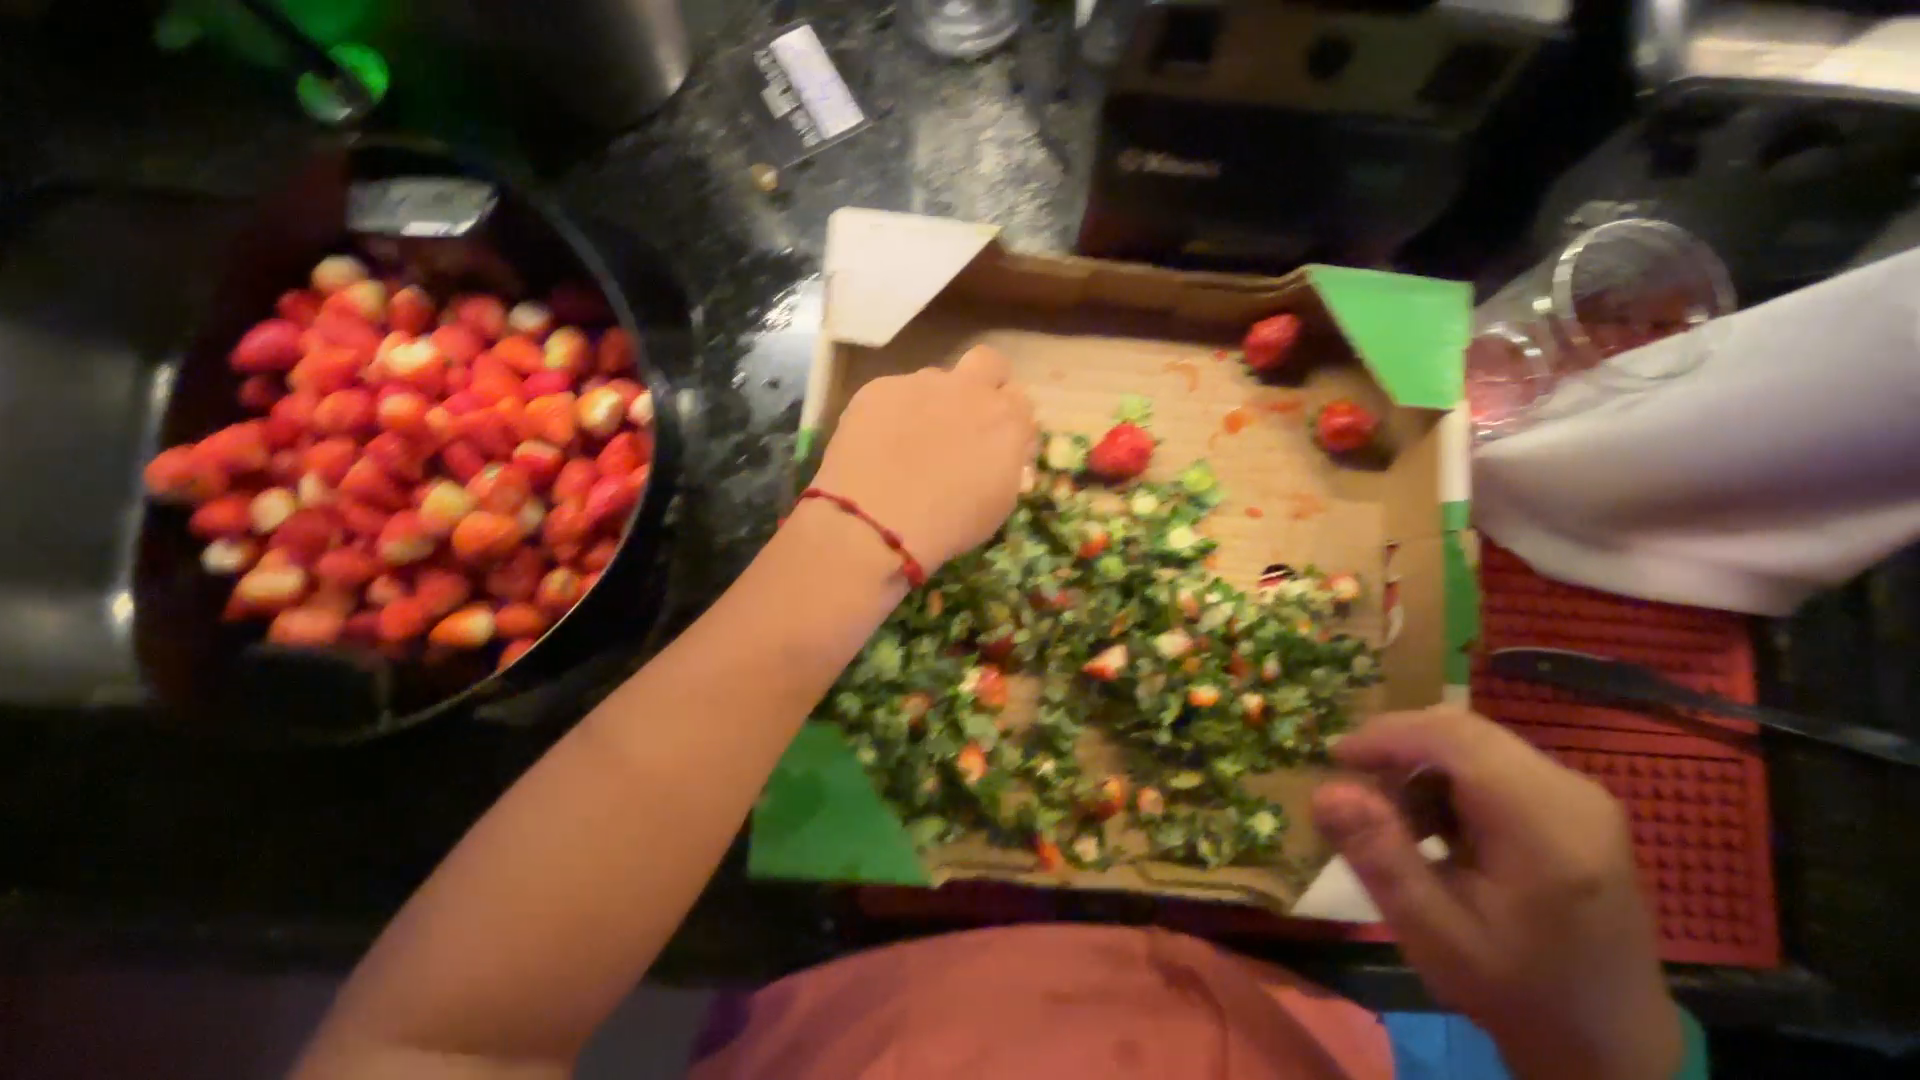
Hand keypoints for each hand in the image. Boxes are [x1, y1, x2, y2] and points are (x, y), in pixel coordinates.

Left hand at [811, 346, 1035, 570]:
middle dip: (984, 382)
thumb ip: (1007, 466)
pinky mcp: (880, 387)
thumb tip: (1004, 455)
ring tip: (910, 439)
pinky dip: (891, 413)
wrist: (877, 519)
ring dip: (932, 402)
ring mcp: (922, 384)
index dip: (1010, 422)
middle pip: (990, 363)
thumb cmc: (948, 523)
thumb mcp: (998, 504)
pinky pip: (893, 393)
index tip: (998, 443)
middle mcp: (970, 390)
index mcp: (1007, 420)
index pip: (1021, 403)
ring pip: (935, 380)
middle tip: (967, 416)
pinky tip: (878, 443)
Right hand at [1312, 708, 1681, 1079]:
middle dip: (1399, 750)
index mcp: (1546, 827)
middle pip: (1465, 733)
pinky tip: (1436, 831)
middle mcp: (1572, 793)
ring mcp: (1579, 795)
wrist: (1610, 1041)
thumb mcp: (1436, 936)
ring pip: (1476, 744)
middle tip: (1355, 792)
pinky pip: (1495, 763)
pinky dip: (1449, 782)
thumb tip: (1325, 791)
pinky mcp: (1575, 805)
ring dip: (1422, 768)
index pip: (1455, 739)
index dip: (1387, 735)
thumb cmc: (1517, 992)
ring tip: (1396, 825)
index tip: (1332, 758)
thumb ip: (1382, 858)